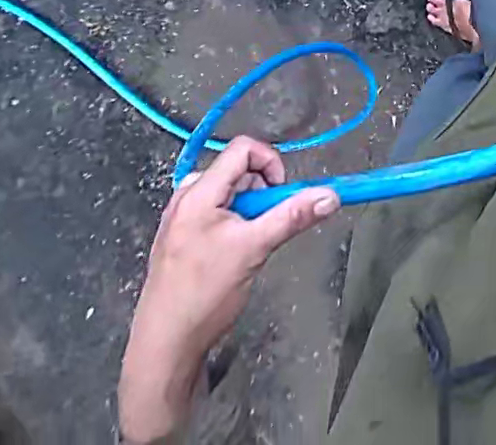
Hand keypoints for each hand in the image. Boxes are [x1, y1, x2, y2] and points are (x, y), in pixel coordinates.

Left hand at [118, 137, 339, 443]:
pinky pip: (215, 209)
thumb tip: (330, 195)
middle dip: (261, 190)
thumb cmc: (206, 295)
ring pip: (228, 191)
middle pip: (236, 169)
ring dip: (249, 208)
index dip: (270, 162)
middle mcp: (186, 196)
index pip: (242, 148)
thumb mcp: (255, 250)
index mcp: (199, 192)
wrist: (165, 346)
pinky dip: (234, 221)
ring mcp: (180, 216)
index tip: (282, 193)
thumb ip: (294, 216)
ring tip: (248, 243)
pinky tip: (231, 253)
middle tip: (265, 225)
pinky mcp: (179, 234)